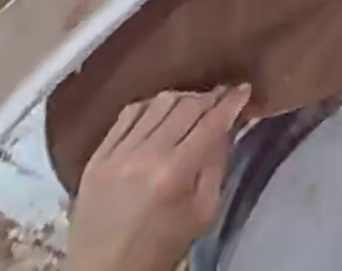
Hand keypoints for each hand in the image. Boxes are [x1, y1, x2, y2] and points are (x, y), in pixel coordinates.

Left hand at [66, 85, 250, 270]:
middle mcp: (145, 156)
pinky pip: (128, 114)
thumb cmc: (159, 252)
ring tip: (193, 106)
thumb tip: (225, 127)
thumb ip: (215, 166)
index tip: (244, 89)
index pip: (211, 122)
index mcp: (173, 174)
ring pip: (158, 102)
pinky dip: (150, 106)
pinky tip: (160, 112)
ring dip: (182, 98)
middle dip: (210, 97)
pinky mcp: (98, 156)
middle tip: (223, 97)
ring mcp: (117, 153)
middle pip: (187, 105)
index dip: (231, 102)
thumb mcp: (202, 214)